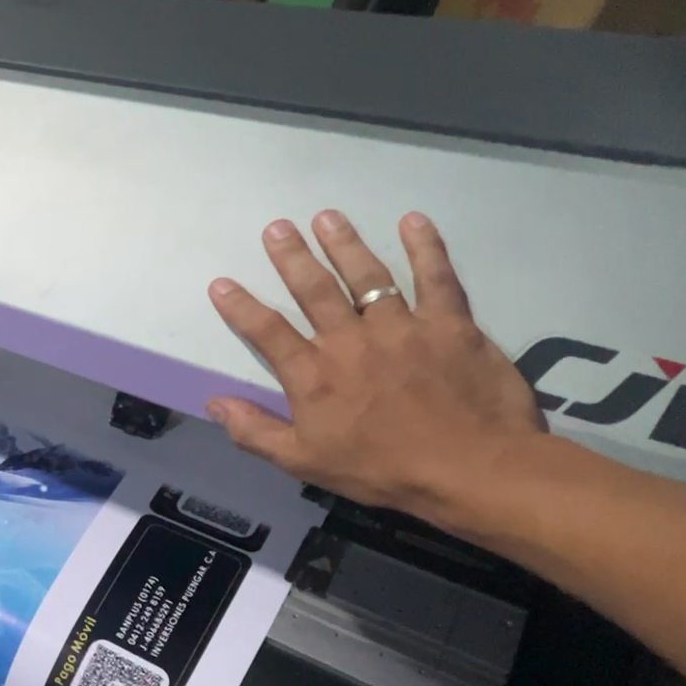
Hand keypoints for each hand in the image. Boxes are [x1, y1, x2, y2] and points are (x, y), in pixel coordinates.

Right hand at [206, 210, 545, 520]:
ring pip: (368, 276)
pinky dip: (425, 248)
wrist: (470, 467)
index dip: (240, 307)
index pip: (267, 332)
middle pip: (315, 290)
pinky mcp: (451, 325)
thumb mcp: (302, 461)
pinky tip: (412, 222)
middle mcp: (352, 341)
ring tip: (327, 217)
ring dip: (345, 244)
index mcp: (314, 375)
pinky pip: (437, 278)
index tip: (221, 283)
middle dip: (292, 258)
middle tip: (276, 228)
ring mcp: (403, 328)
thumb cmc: (379, 468)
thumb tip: (215, 404)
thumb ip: (255, 431)